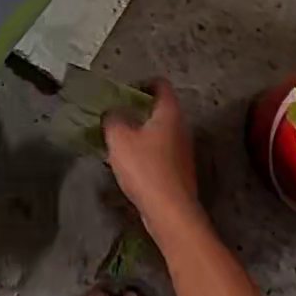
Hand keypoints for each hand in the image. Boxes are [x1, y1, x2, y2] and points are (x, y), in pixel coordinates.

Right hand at [103, 80, 201, 230]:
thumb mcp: (119, 138)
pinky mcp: (179, 172)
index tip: (124, 90)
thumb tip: (113, 113)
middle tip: (115, 113)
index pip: (161, 85)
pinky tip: (128, 162)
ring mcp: (183, 152)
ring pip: (160, 132)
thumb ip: (112, 119)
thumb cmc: (145, 168)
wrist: (171, 213)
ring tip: (117, 138)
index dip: (143, 82)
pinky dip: (145, 151)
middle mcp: (181, 129)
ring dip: (140, 131)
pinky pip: (160, 152)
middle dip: (138, 109)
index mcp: (169, 114)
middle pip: (160, 109)